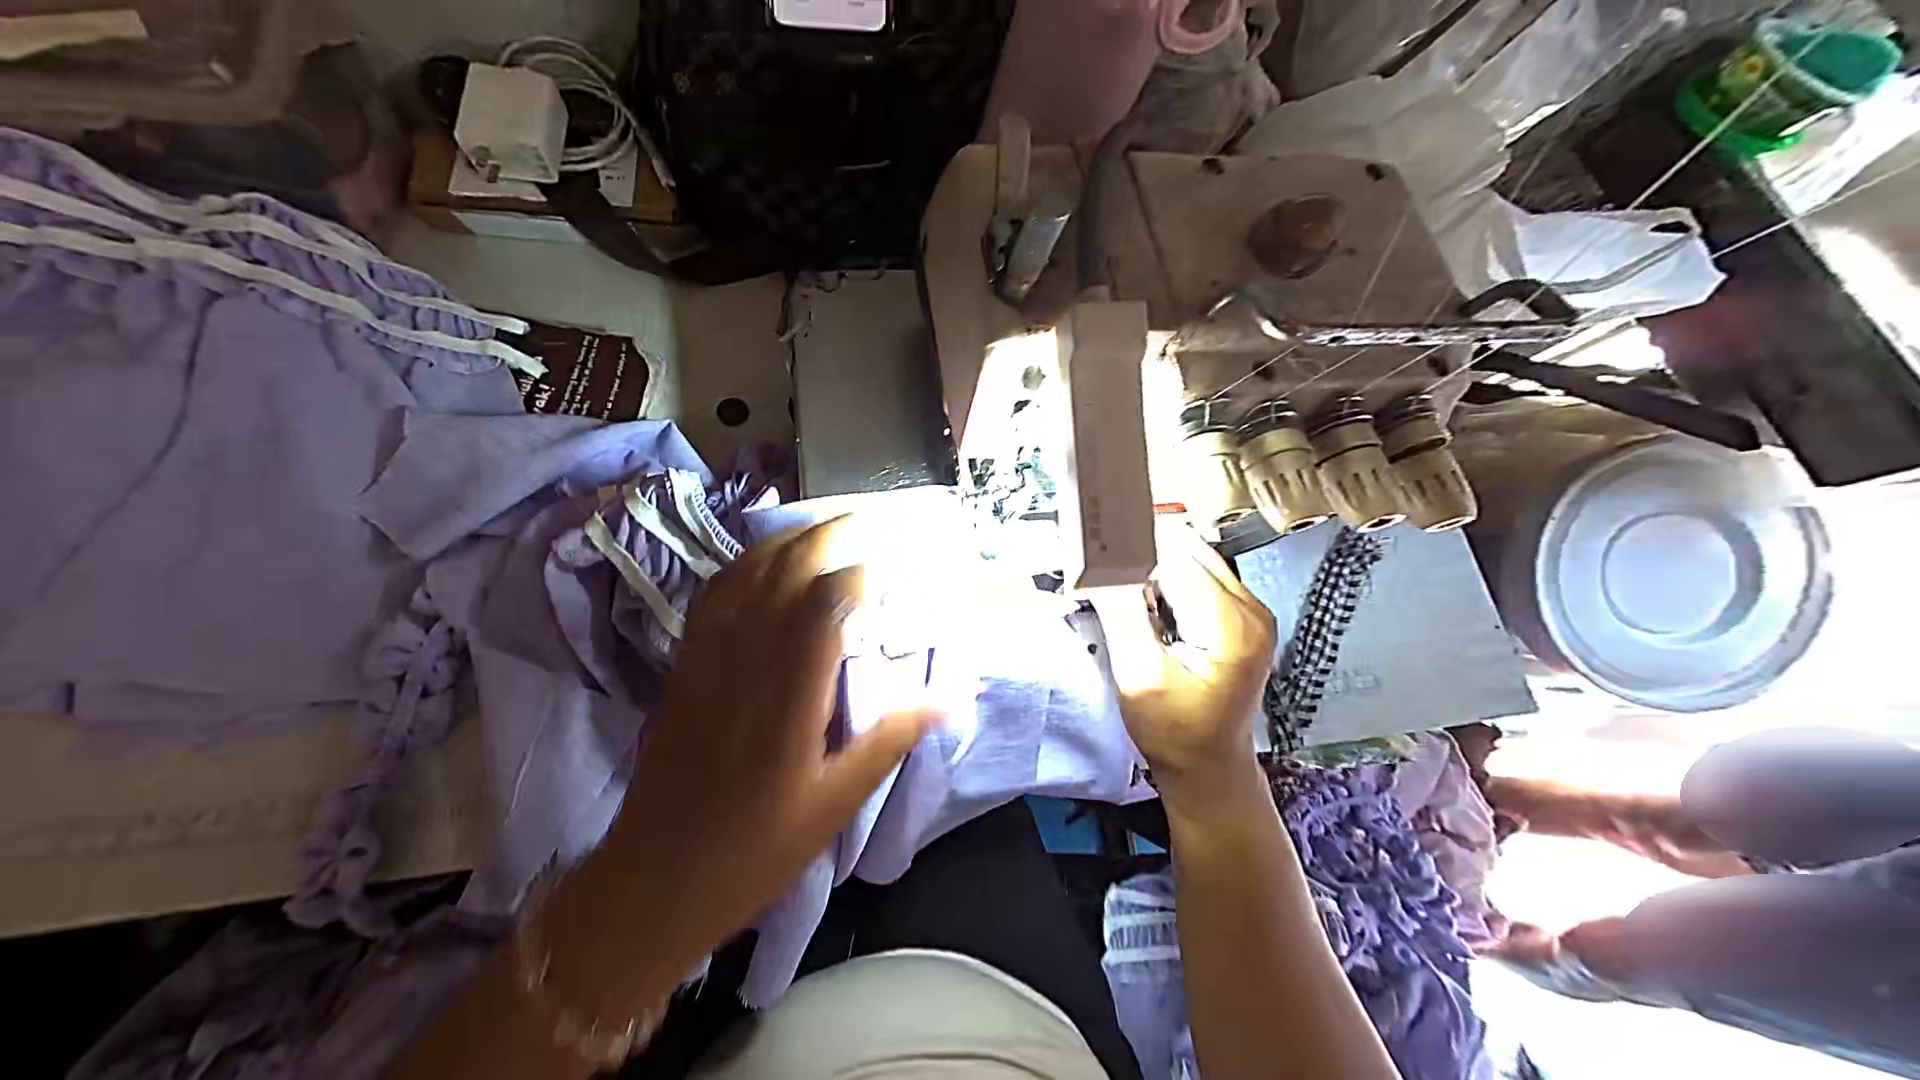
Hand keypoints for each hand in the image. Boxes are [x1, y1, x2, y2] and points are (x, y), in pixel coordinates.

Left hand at [547, 518, 934, 1004]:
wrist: (655, 877)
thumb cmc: (756, 848)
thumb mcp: (835, 803)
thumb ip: (890, 740)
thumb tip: (948, 696)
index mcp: (789, 698)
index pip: (824, 606)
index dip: (861, 574)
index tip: (893, 568)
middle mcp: (747, 662)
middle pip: (785, 572)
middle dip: (830, 536)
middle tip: (869, 524)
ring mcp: (709, 658)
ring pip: (747, 574)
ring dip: (789, 540)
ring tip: (826, 527)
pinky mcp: (686, 664)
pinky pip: (715, 594)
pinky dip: (747, 563)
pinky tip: (767, 559)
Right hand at [1091, 521, 1276, 806]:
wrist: (1209, 767)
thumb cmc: (1175, 733)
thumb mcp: (1139, 675)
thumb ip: (1123, 612)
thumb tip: (1102, 563)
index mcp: (1231, 624)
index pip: (1175, 559)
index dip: (1132, 544)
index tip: (1096, 537)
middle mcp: (1251, 610)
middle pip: (1189, 550)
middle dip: (1141, 546)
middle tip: (1099, 547)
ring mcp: (1252, 612)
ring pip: (1196, 558)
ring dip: (1154, 558)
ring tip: (1116, 564)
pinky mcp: (1242, 618)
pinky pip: (1203, 576)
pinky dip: (1170, 573)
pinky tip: (1144, 585)